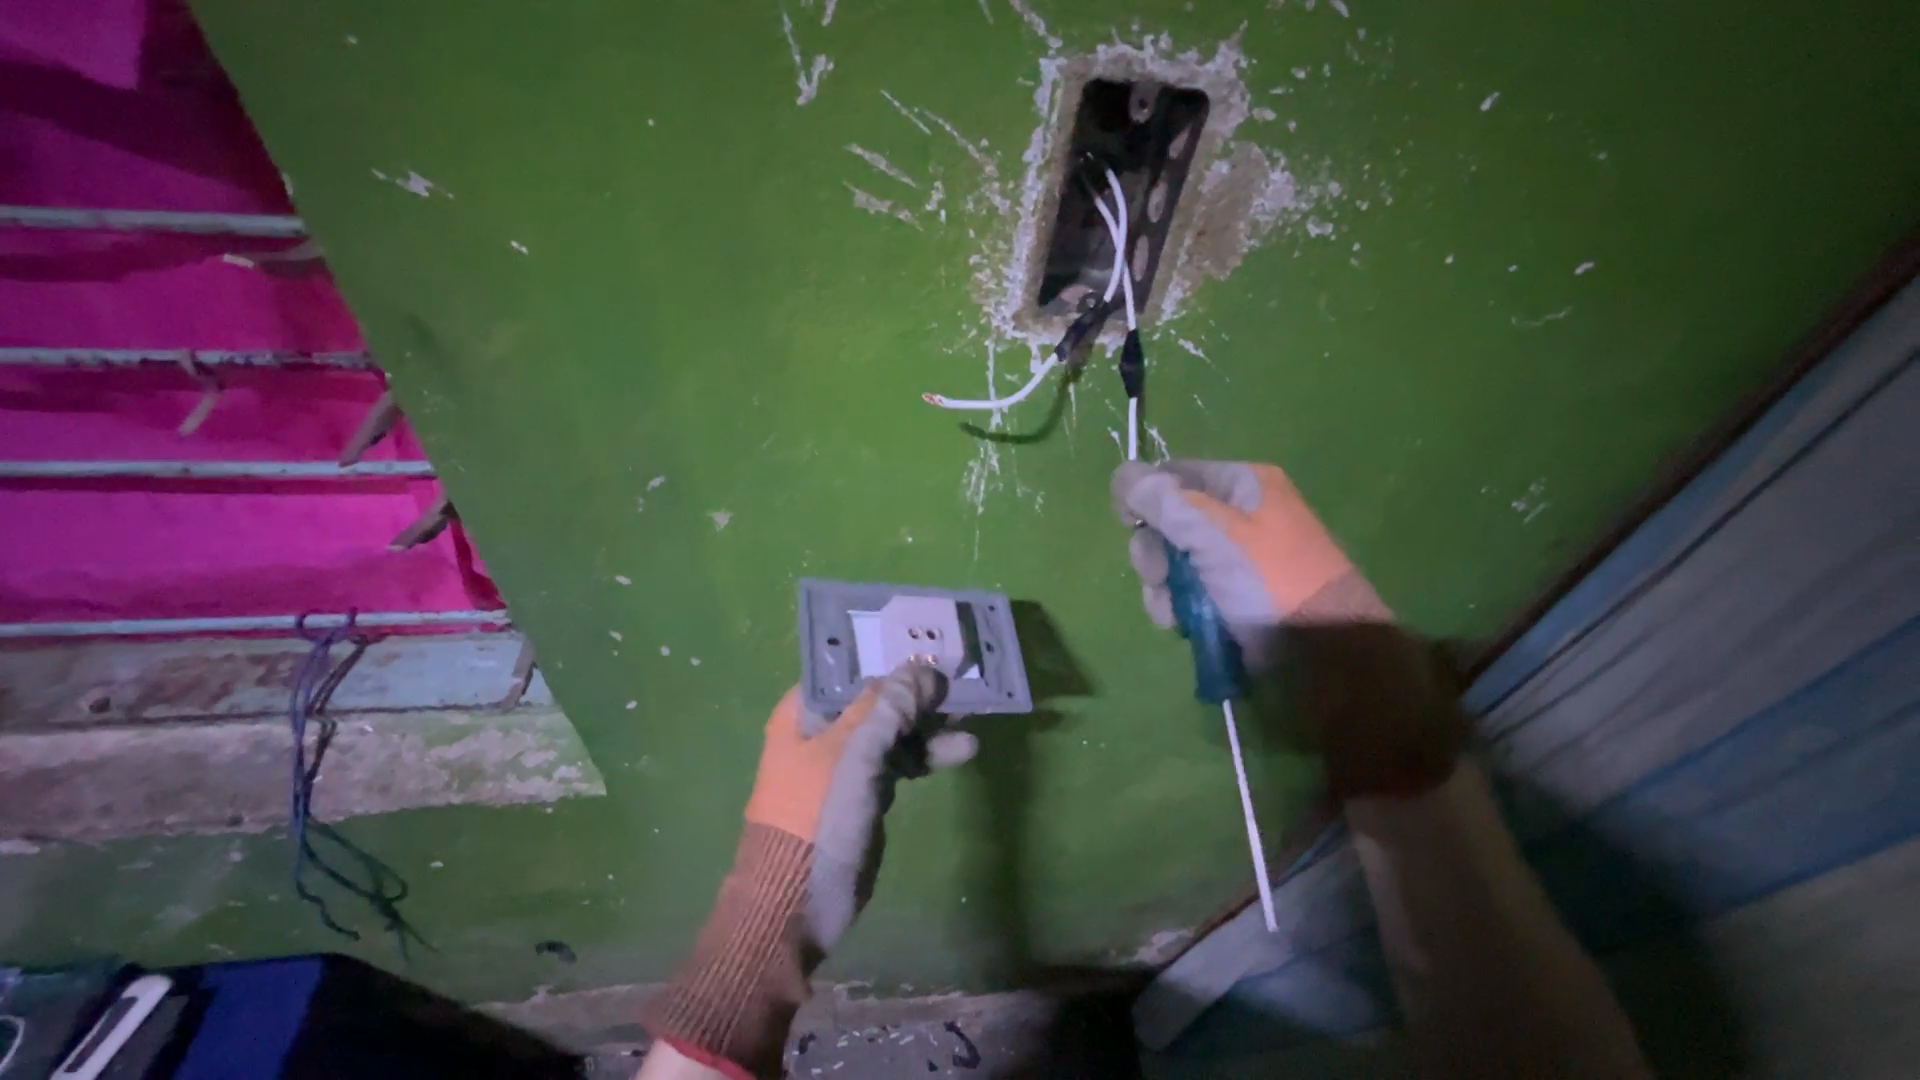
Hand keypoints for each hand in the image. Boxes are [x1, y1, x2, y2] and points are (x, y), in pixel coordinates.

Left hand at [746, 663, 977, 949]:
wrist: (798, 899)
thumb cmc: (817, 813)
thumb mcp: (855, 751)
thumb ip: (890, 706)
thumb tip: (922, 668)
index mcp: (805, 710)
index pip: (850, 667)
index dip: (889, 655)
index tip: (930, 644)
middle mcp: (822, 729)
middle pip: (877, 698)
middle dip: (918, 692)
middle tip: (959, 681)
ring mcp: (845, 763)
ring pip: (893, 730)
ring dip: (929, 726)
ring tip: (970, 719)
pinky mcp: (865, 792)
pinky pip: (899, 761)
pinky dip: (925, 755)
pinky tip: (960, 751)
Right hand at [1112, 459, 1463, 799]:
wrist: (1321, 651)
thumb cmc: (1268, 580)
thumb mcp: (1212, 531)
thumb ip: (1161, 500)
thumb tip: (1122, 474)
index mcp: (1242, 485)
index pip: (1174, 474)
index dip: (1144, 495)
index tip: (1129, 520)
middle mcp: (1236, 516)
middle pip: (1166, 520)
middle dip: (1155, 551)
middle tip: (1164, 573)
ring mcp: (1231, 558)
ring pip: (1169, 560)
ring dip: (1162, 585)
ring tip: (1177, 609)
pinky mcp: (1227, 595)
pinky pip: (1184, 590)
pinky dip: (1176, 605)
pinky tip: (1183, 622)